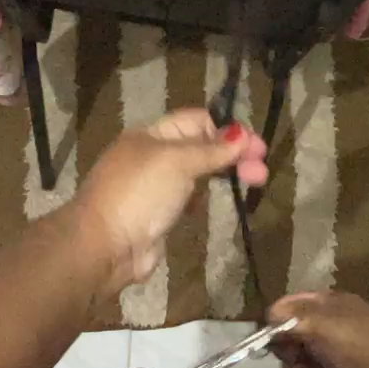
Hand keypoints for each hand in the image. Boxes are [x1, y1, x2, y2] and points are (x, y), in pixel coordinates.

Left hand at [70, 108, 268, 290]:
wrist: (106, 246)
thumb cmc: (140, 194)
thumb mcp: (177, 162)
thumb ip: (211, 150)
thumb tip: (242, 135)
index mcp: (152, 135)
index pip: (197, 121)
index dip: (227, 130)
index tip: (256, 147)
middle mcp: (153, 157)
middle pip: (201, 147)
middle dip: (233, 155)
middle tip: (262, 172)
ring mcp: (156, 188)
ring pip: (197, 174)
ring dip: (223, 175)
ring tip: (253, 184)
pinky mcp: (159, 216)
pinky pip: (188, 200)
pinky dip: (204, 198)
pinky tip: (215, 203)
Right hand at [267, 291, 368, 367]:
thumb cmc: (360, 349)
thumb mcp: (324, 325)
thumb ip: (292, 318)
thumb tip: (268, 315)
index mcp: (330, 304)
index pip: (290, 305)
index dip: (276, 319)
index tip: (269, 337)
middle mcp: (328, 326)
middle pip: (288, 332)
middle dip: (285, 346)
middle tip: (296, 357)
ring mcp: (330, 353)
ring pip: (295, 357)